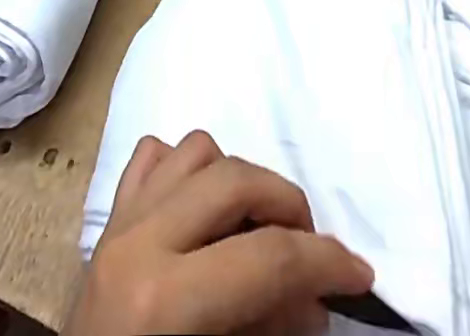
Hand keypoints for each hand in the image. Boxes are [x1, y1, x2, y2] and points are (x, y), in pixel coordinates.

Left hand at [67, 131, 373, 335]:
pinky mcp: (109, 216)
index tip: (360, 276)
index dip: (326, 261)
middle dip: (287, 203)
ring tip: (256, 225)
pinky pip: (152, 156)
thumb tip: (313, 295)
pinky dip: (186, 168)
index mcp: (167, 299)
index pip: (268, 256)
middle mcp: (140, 241)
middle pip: (234, 180)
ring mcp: (119, 220)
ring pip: (193, 150)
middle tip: (310, 249)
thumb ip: (272, 329)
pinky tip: (204, 208)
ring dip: (237, 177)